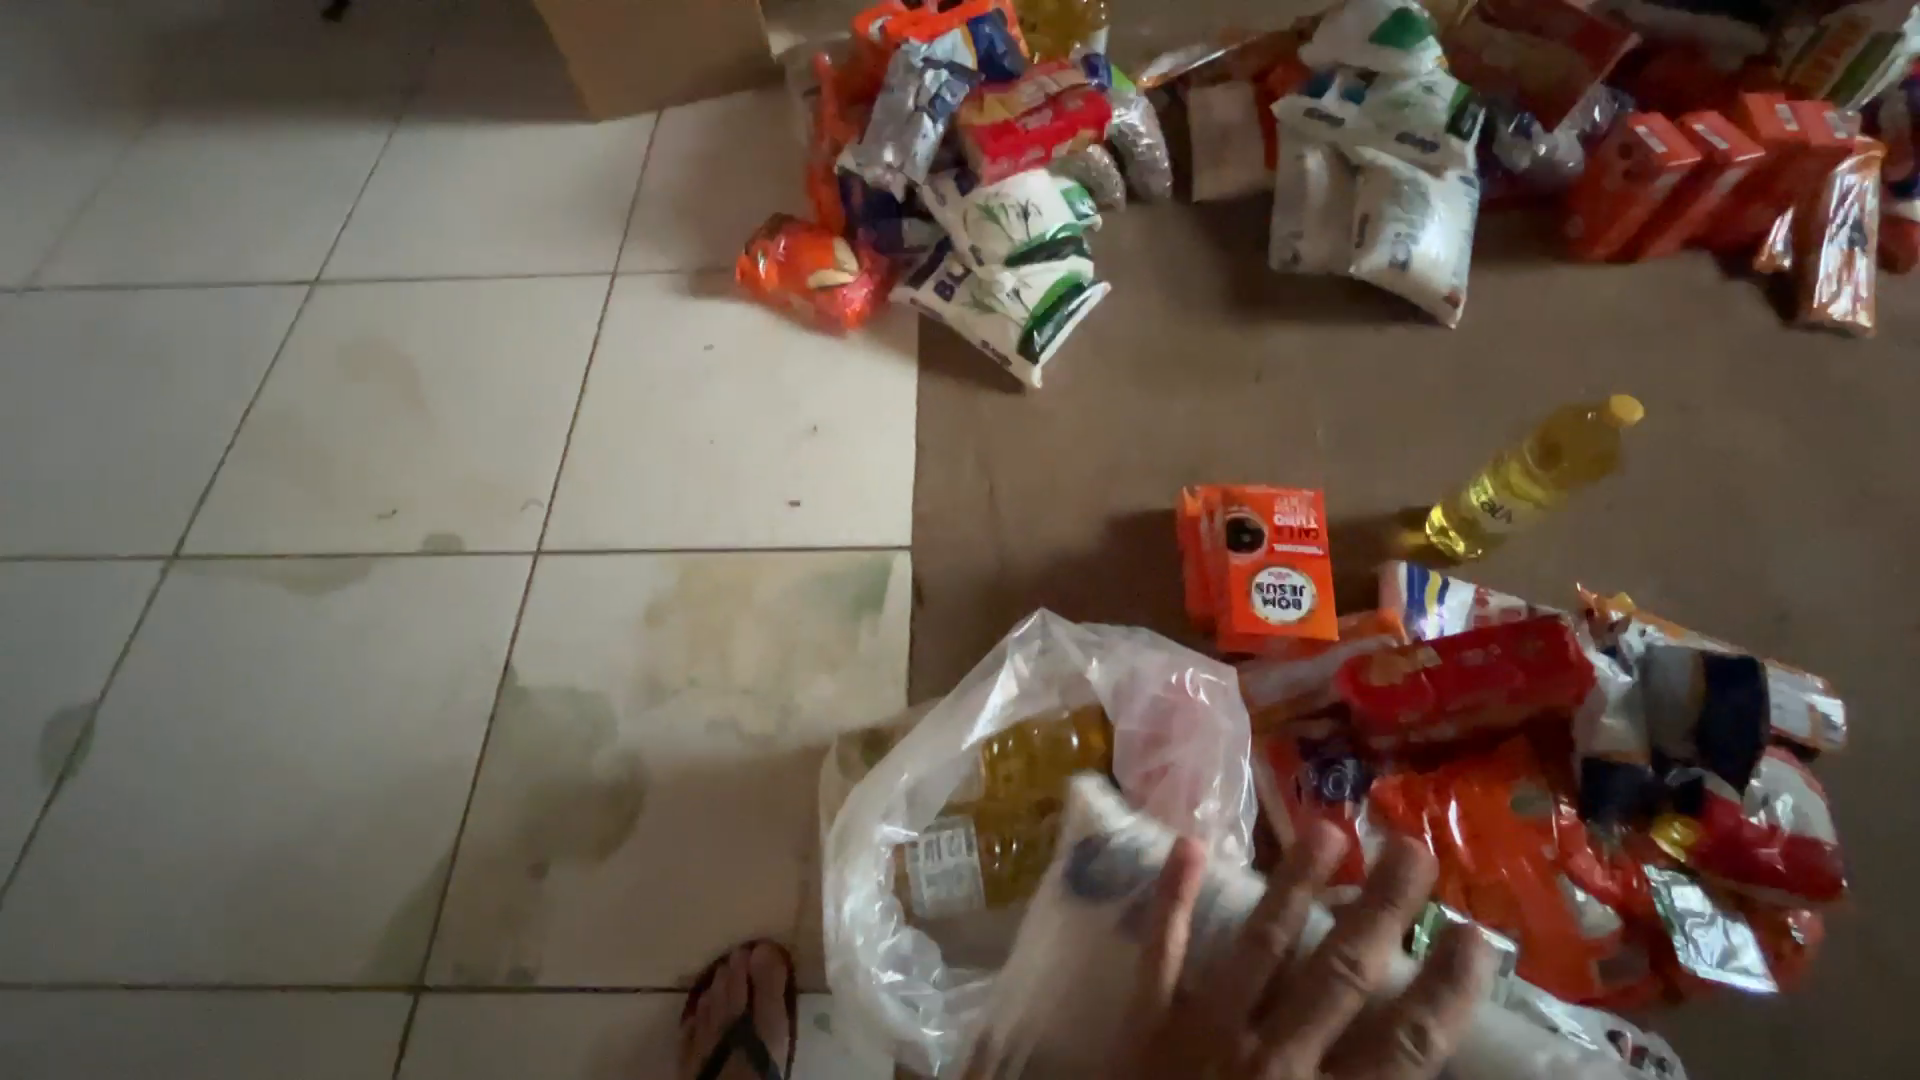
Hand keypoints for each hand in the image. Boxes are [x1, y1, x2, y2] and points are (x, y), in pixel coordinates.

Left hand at [1120, 824, 1492, 1079]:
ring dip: (1294, 885)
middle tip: (1411, 847)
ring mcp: (1205, 1030)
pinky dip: (1170, 898)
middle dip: (1379, 910)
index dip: (1445, 990)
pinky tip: (1188, 844)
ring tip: (1326, 828)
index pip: (1403, 1044)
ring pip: (1260, 943)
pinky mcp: (1148, 1019)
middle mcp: (1273, 1058)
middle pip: (1338, 973)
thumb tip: (1421, 1062)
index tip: (1475, 934)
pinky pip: (1160, 951)